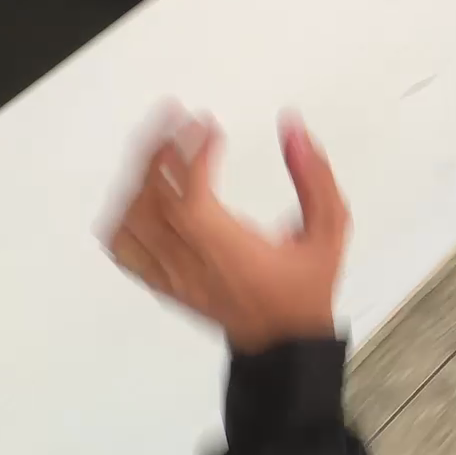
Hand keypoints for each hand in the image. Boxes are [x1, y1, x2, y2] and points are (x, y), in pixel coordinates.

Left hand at [105, 107, 350, 353]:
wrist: (282, 340)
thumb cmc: (308, 282)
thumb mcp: (332, 226)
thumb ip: (316, 177)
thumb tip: (293, 131)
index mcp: (232, 255)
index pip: (193, 202)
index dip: (194, 157)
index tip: (209, 125)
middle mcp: (191, 267)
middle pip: (153, 204)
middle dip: (160, 150)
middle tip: (177, 114)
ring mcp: (169, 277)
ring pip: (131, 222)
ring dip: (140, 174)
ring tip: (160, 139)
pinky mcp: (160, 282)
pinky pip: (123, 246)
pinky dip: (124, 209)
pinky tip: (140, 187)